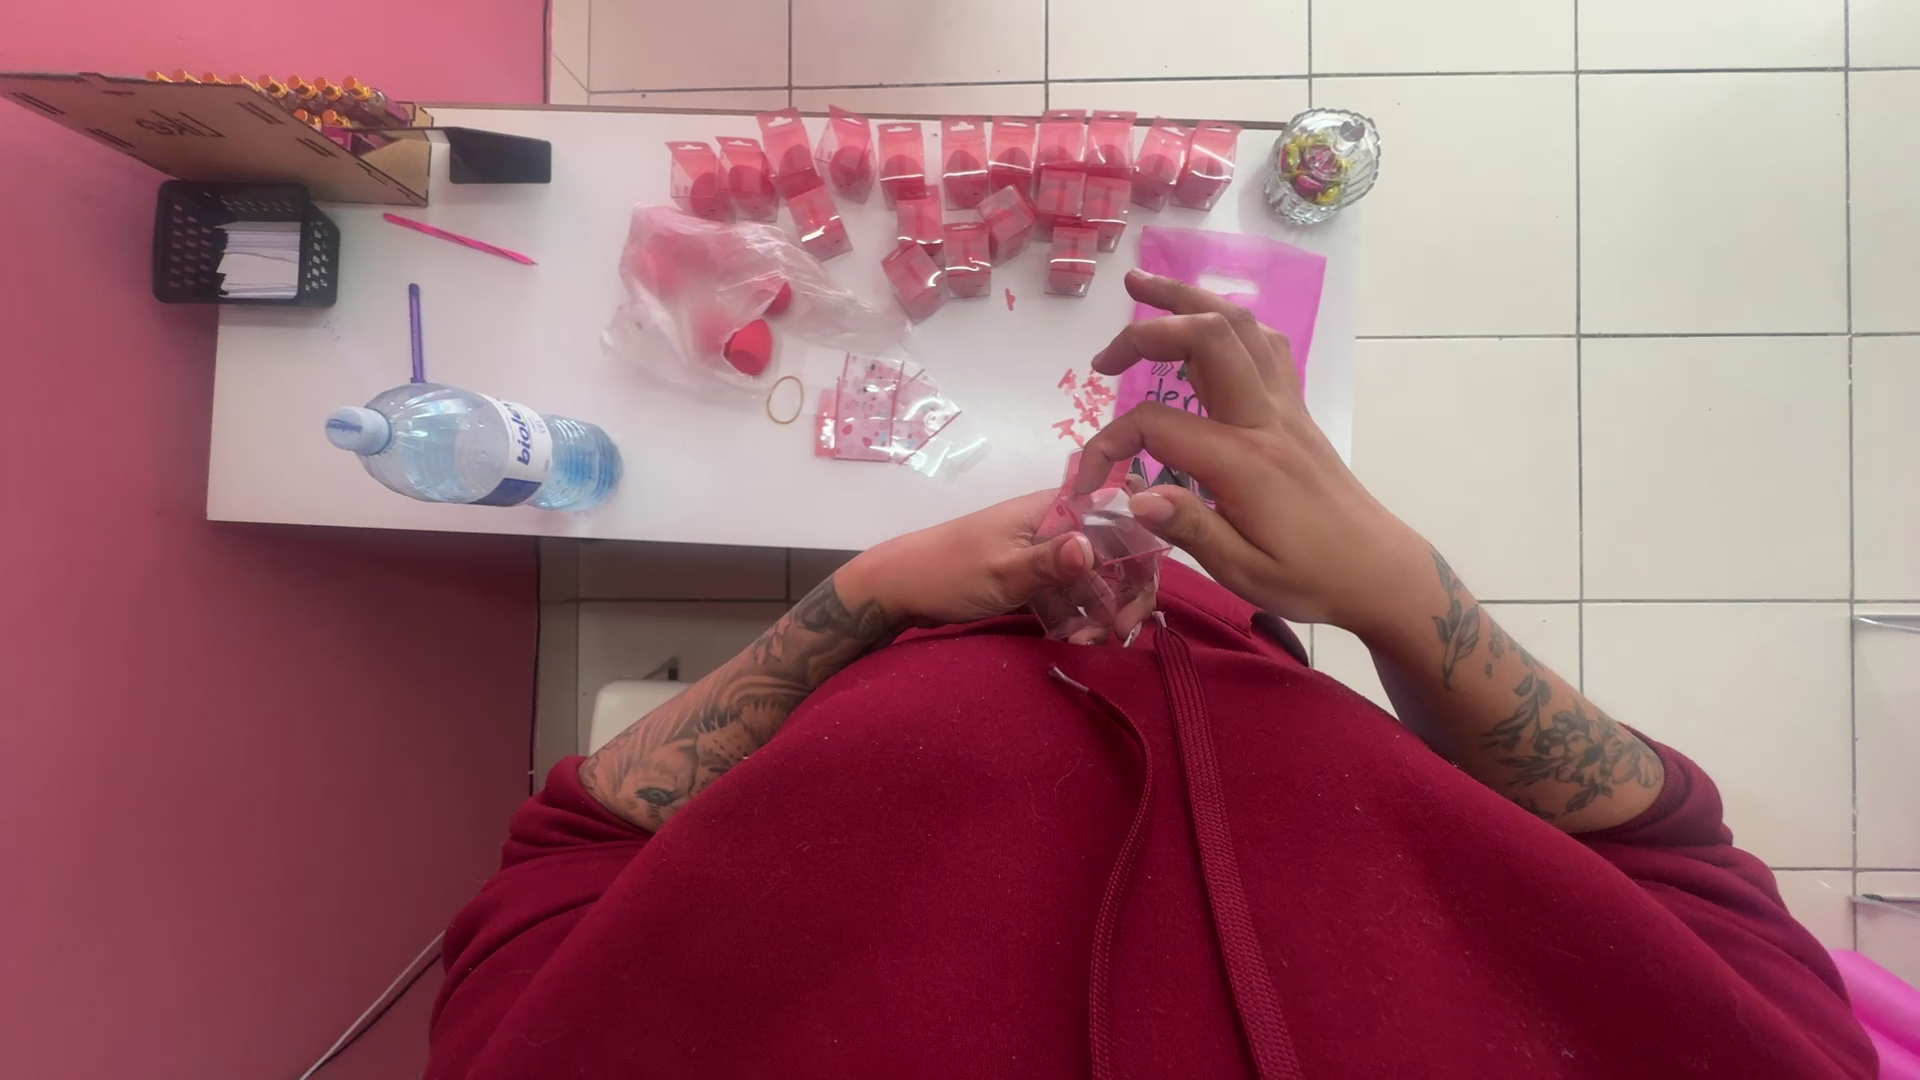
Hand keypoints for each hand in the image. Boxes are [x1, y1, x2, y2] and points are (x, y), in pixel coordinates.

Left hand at [845, 489, 1148, 638]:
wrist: (898, 587)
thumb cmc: (948, 571)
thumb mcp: (1002, 570)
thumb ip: (1049, 562)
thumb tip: (1092, 549)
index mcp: (1051, 509)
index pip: (1117, 516)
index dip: (1139, 552)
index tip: (1138, 594)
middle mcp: (1055, 526)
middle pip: (1112, 553)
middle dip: (1123, 592)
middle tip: (1120, 632)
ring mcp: (1044, 554)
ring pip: (1093, 579)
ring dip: (1100, 611)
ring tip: (1092, 643)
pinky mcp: (1032, 579)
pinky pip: (1069, 595)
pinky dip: (1078, 616)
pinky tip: (1077, 641)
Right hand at [1074, 269, 1427, 635]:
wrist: (1381, 573)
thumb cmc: (1310, 579)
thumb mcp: (1243, 571)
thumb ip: (1188, 527)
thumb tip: (1131, 496)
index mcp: (1243, 462)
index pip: (1155, 428)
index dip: (1106, 447)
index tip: (1085, 484)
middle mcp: (1265, 419)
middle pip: (1208, 337)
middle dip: (1147, 329)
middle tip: (1103, 357)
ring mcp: (1285, 407)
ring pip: (1241, 326)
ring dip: (1189, 300)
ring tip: (1143, 290)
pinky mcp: (1295, 410)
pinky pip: (1265, 344)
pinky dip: (1227, 323)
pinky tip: (1205, 328)